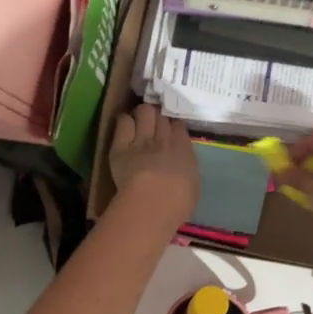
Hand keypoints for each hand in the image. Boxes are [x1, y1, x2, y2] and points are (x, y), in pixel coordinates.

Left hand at [110, 105, 197, 220]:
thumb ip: (186, 168)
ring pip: (143, 112)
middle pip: (161, 115)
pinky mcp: (120, 145)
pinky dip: (124, 122)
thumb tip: (181, 164)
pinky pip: (123, 122)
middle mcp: (163, 139)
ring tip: (137, 123)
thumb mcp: (192, 185)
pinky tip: (124, 129)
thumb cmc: (178, 201)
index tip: (169, 131)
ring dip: (141, 115)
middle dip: (156, 116)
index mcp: (183, 149)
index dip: (172, 125)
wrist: (154, 201)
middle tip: (152, 124)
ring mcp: (141, 139)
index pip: (178, 125)